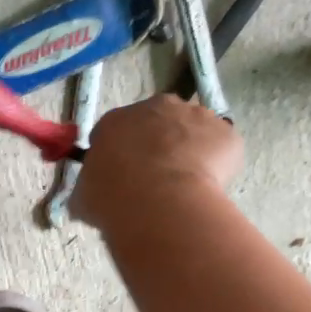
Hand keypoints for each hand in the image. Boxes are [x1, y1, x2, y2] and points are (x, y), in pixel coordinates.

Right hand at [74, 94, 244, 229]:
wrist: (160, 204)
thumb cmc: (111, 197)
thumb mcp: (82, 193)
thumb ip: (91, 182)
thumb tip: (96, 189)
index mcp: (115, 119)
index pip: (112, 129)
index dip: (115, 150)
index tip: (116, 170)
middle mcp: (157, 107)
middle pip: (156, 120)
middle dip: (154, 141)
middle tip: (149, 173)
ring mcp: (198, 116)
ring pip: (191, 130)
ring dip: (186, 148)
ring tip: (178, 181)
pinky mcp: (228, 133)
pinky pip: (218, 146)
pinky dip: (213, 161)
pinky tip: (201, 184)